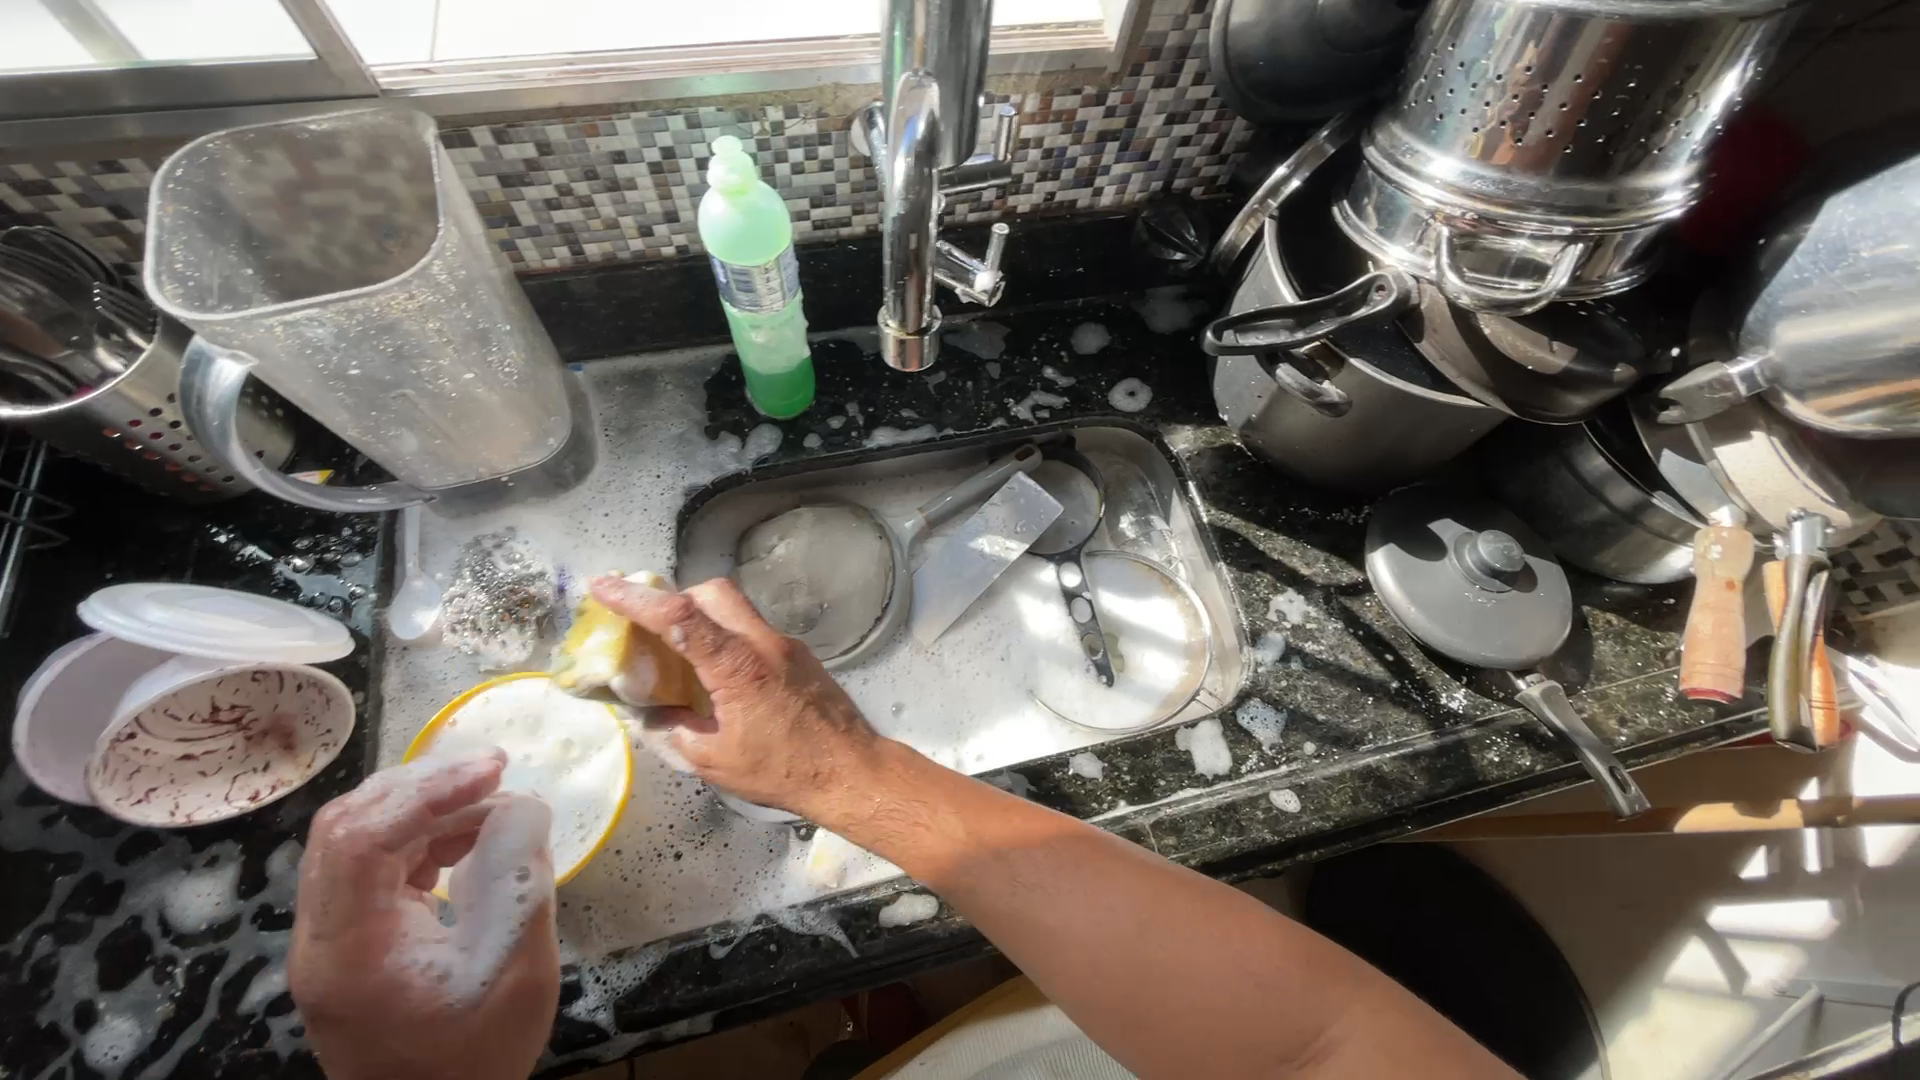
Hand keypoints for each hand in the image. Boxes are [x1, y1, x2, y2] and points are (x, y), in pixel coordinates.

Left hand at [290, 749, 559, 1079]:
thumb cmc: (477, 1058)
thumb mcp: (519, 972)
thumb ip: (521, 883)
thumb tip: (523, 808)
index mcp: (351, 953)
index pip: (360, 842)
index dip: (427, 792)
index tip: (495, 772)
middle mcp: (323, 939)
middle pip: (345, 828)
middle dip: (423, 784)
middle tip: (494, 768)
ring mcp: (333, 938)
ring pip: (357, 837)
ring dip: (426, 804)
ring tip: (493, 795)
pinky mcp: (353, 937)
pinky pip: (375, 862)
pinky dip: (425, 832)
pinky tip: (473, 832)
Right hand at [589, 576, 884, 819]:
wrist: (851, 770)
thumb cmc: (784, 771)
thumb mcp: (713, 760)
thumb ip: (672, 731)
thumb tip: (649, 713)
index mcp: (738, 666)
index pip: (679, 616)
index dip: (636, 599)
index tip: (603, 586)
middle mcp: (764, 643)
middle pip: (713, 593)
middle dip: (675, 598)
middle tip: (650, 625)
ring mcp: (787, 645)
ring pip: (737, 608)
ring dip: (704, 617)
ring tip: (681, 653)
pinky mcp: (801, 655)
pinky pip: (755, 630)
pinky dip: (728, 636)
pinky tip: (720, 674)